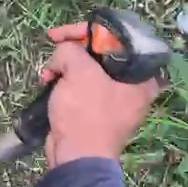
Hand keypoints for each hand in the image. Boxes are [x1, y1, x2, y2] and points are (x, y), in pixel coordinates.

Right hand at [40, 22, 161, 167]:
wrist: (78, 155)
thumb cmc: (86, 112)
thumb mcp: (79, 72)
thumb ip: (72, 50)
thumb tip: (63, 53)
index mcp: (141, 75)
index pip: (115, 38)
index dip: (84, 31)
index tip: (57, 34)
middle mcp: (132, 84)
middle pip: (99, 52)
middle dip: (70, 50)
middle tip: (51, 51)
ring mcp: (114, 98)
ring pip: (86, 68)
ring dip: (62, 66)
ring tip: (47, 75)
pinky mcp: (96, 108)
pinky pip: (80, 84)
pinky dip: (63, 80)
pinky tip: (48, 83)